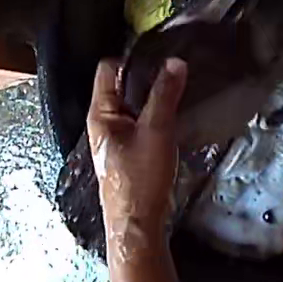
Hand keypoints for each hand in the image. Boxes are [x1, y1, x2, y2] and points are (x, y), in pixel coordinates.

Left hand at [89, 56, 187, 255]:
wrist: (138, 226)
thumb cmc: (141, 179)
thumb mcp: (157, 131)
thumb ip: (165, 95)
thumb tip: (176, 62)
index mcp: (101, 114)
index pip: (108, 69)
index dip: (132, 58)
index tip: (161, 56)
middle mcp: (104, 124)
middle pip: (123, 87)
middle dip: (148, 79)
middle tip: (176, 72)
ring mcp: (117, 141)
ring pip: (135, 108)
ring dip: (155, 100)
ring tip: (181, 93)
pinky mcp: (130, 155)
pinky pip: (142, 125)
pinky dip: (157, 119)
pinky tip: (176, 120)